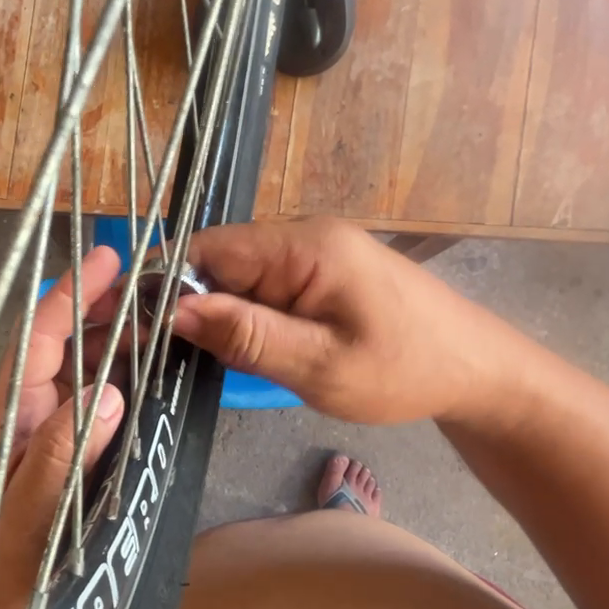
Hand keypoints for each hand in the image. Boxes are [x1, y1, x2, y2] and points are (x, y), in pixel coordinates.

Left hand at [0, 246, 126, 608]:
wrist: (10, 601)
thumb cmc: (17, 555)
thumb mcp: (39, 504)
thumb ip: (66, 449)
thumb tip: (110, 391)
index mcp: (12, 409)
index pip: (41, 336)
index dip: (72, 293)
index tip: (107, 258)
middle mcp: (27, 405)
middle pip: (61, 337)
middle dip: (98, 302)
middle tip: (146, 278)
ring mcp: (47, 421)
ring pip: (79, 359)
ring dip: (113, 331)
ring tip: (155, 312)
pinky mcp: (66, 440)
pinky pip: (93, 390)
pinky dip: (119, 367)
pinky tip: (147, 360)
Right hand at [170, 218, 525, 424]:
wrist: (478, 372)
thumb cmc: (405, 371)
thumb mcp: (319, 365)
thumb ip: (245, 335)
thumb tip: (173, 311)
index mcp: (303, 247)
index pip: (207, 249)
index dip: (164, 283)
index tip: (129, 325)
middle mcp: (301, 236)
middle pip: (214, 260)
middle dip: (183, 304)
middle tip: (155, 351)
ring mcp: (309, 253)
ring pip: (232, 277)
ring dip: (210, 315)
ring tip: (192, 355)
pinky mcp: (316, 274)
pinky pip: (257, 288)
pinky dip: (237, 318)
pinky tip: (232, 349)